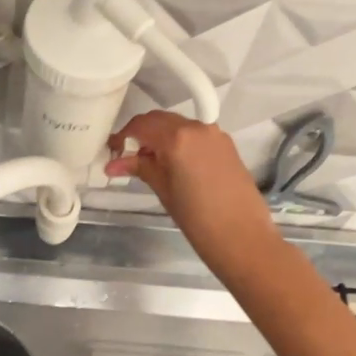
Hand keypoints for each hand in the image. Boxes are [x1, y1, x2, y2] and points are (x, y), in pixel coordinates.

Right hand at [106, 111, 279, 270]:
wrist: (242, 236)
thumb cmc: (197, 218)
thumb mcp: (163, 190)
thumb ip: (141, 168)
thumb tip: (113, 164)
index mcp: (177, 138)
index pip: (141, 125)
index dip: (123, 135)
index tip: (113, 150)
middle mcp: (197, 128)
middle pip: (160, 120)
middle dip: (142, 133)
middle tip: (128, 156)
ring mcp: (215, 134)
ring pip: (178, 125)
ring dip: (161, 136)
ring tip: (151, 163)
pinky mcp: (226, 144)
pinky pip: (195, 134)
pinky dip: (180, 141)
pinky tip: (174, 164)